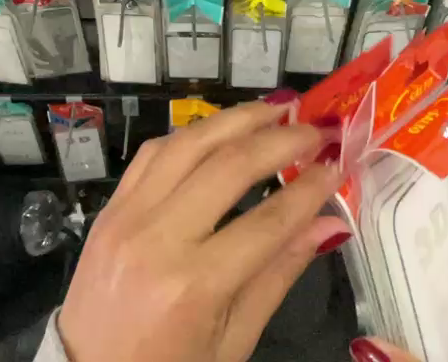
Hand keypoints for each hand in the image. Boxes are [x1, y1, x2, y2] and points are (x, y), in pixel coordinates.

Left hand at [58, 99, 348, 361]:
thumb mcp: (231, 343)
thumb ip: (278, 275)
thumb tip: (328, 223)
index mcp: (193, 287)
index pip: (267, 222)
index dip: (309, 189)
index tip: (337, 164)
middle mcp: (158, 238)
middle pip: (229, 166)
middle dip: (280, 140)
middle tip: (315, 129)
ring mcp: (128, 214)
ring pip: (189, 143)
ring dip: (236, 119)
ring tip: (275, 109)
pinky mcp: (110, 205)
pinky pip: (153, 152)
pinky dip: (191, 134)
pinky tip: (220, 129)